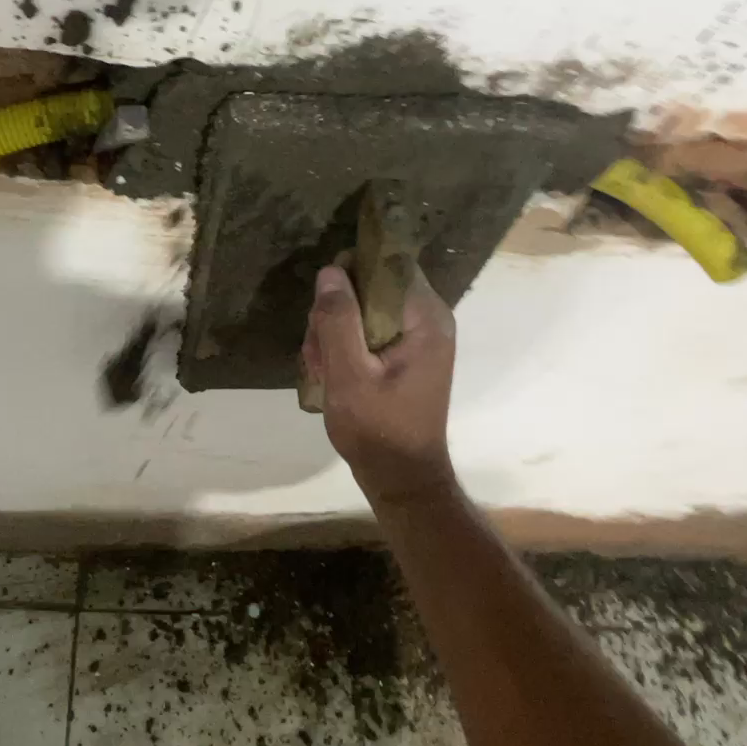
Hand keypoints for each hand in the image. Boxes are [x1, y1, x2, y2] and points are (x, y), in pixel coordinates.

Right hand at [303, 261, 457, 505]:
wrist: (400, 480)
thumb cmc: (378, 429)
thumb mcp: (349, 374)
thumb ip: (338, 320)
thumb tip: (330, 270)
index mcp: (426, 318)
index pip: (388, 265)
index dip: (351, 276)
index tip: (326, 307)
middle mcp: (427, 320)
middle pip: (370, 288)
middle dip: (336, 314)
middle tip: (319, 352)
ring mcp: (416, 338)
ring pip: (362, 311)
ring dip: (333, 335)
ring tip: (322, 371)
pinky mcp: (403, 355)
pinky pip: (366, 333)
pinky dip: (344, 350)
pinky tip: (330, 376)